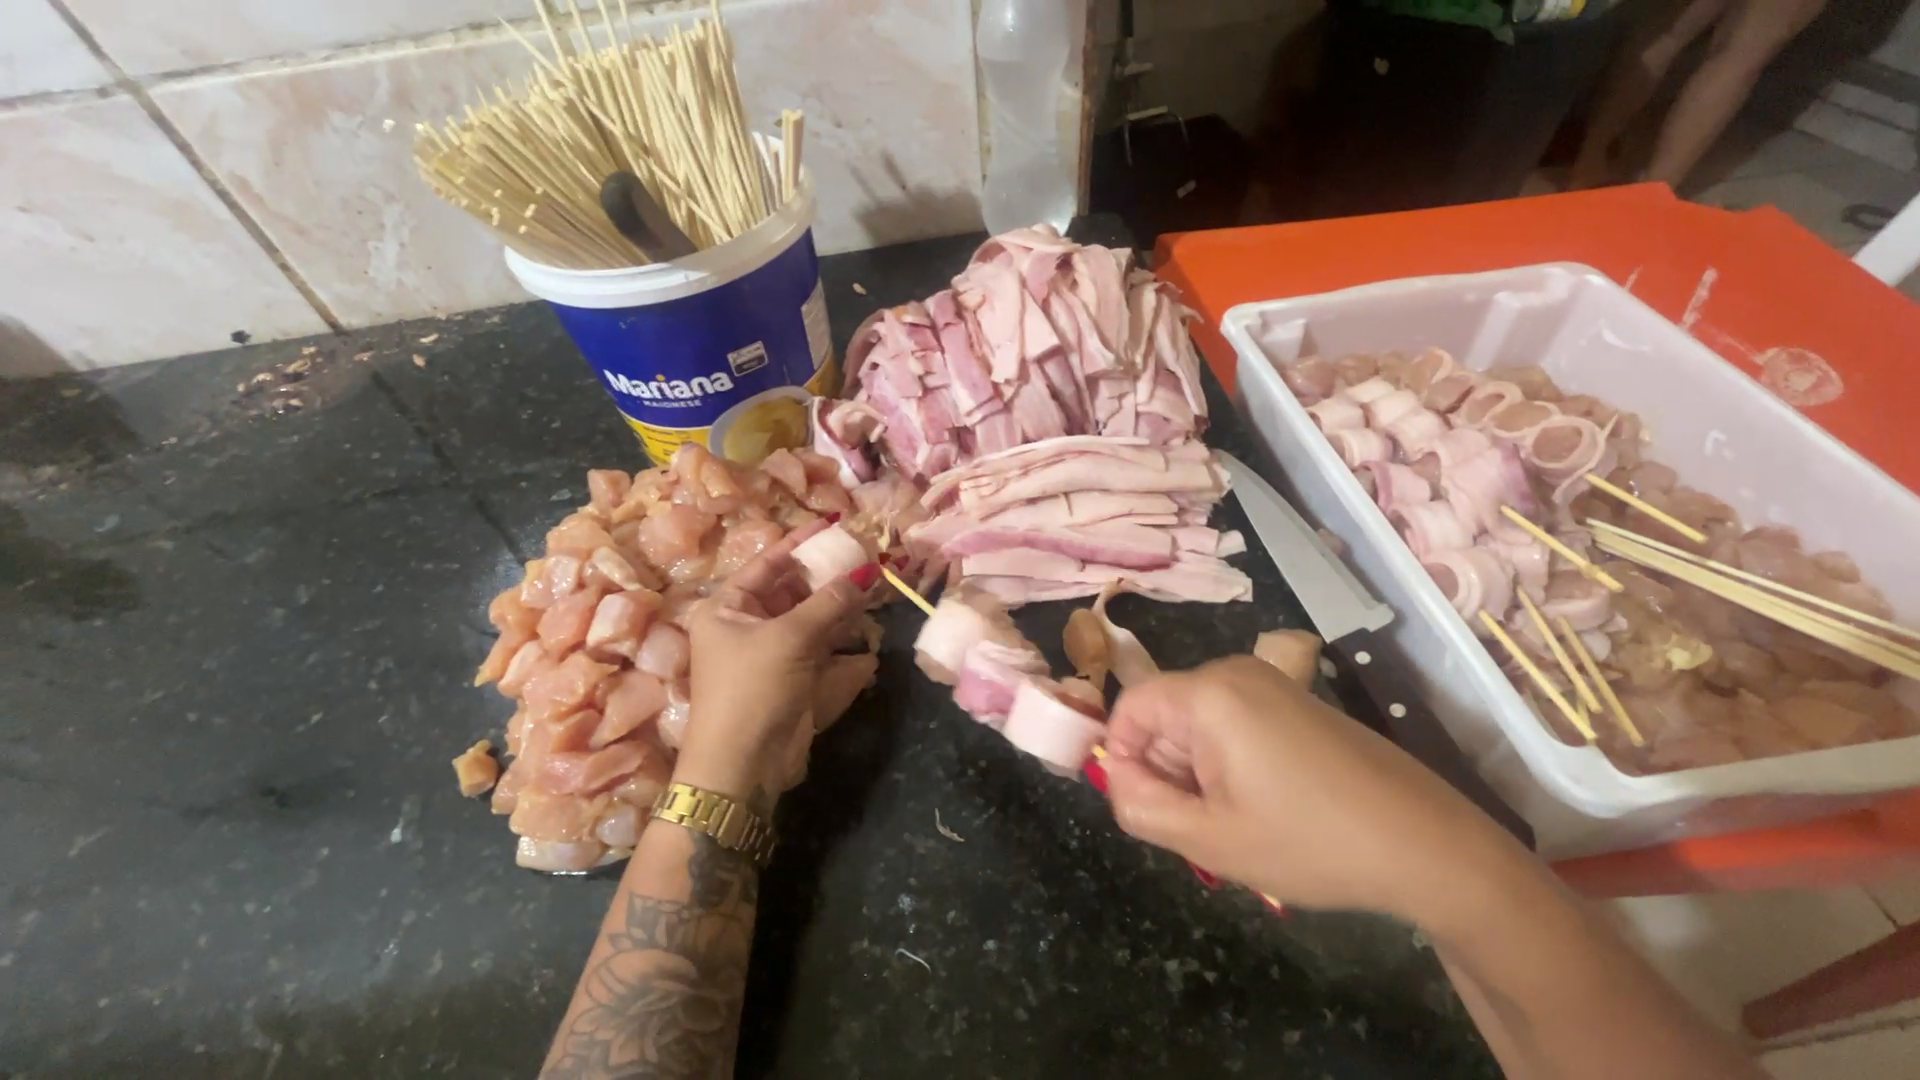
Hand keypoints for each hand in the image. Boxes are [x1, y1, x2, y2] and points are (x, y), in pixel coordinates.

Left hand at [676, 521, 875, 805]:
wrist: (743, 766)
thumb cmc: (754, 689)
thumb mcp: (791, 638)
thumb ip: (830, 603)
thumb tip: (865, 572)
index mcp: (728, 608)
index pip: (768, 564)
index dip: (800, 544)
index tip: (833, 526)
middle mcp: (746, 627)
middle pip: (793, 591)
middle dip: (829, 577)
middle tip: (866, 558)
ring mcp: (770, 656)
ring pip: (811, 621)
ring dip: (841, 607)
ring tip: (876, 587)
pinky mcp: (791, 682)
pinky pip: (821, 651)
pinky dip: (843, 642)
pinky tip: (869, 635)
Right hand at [1101, 656, 1526, 923]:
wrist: (1428, 845)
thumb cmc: (1312, 842)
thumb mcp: (1210, 840)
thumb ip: (1141, 807)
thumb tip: (1118, 779)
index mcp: (1209, 693)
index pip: (1128, 710)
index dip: (1124, 762)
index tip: (1154, 812)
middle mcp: (1236, 672)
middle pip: (1163, 716)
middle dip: (1167, 771)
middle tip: (1204, 826)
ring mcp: (1271, 684)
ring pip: (1196, 725)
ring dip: (1198, 773)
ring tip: (1239, 821)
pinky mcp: (1296, 702)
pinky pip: (1232, 725)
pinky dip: (1229, 764)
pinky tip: (1267, 807)